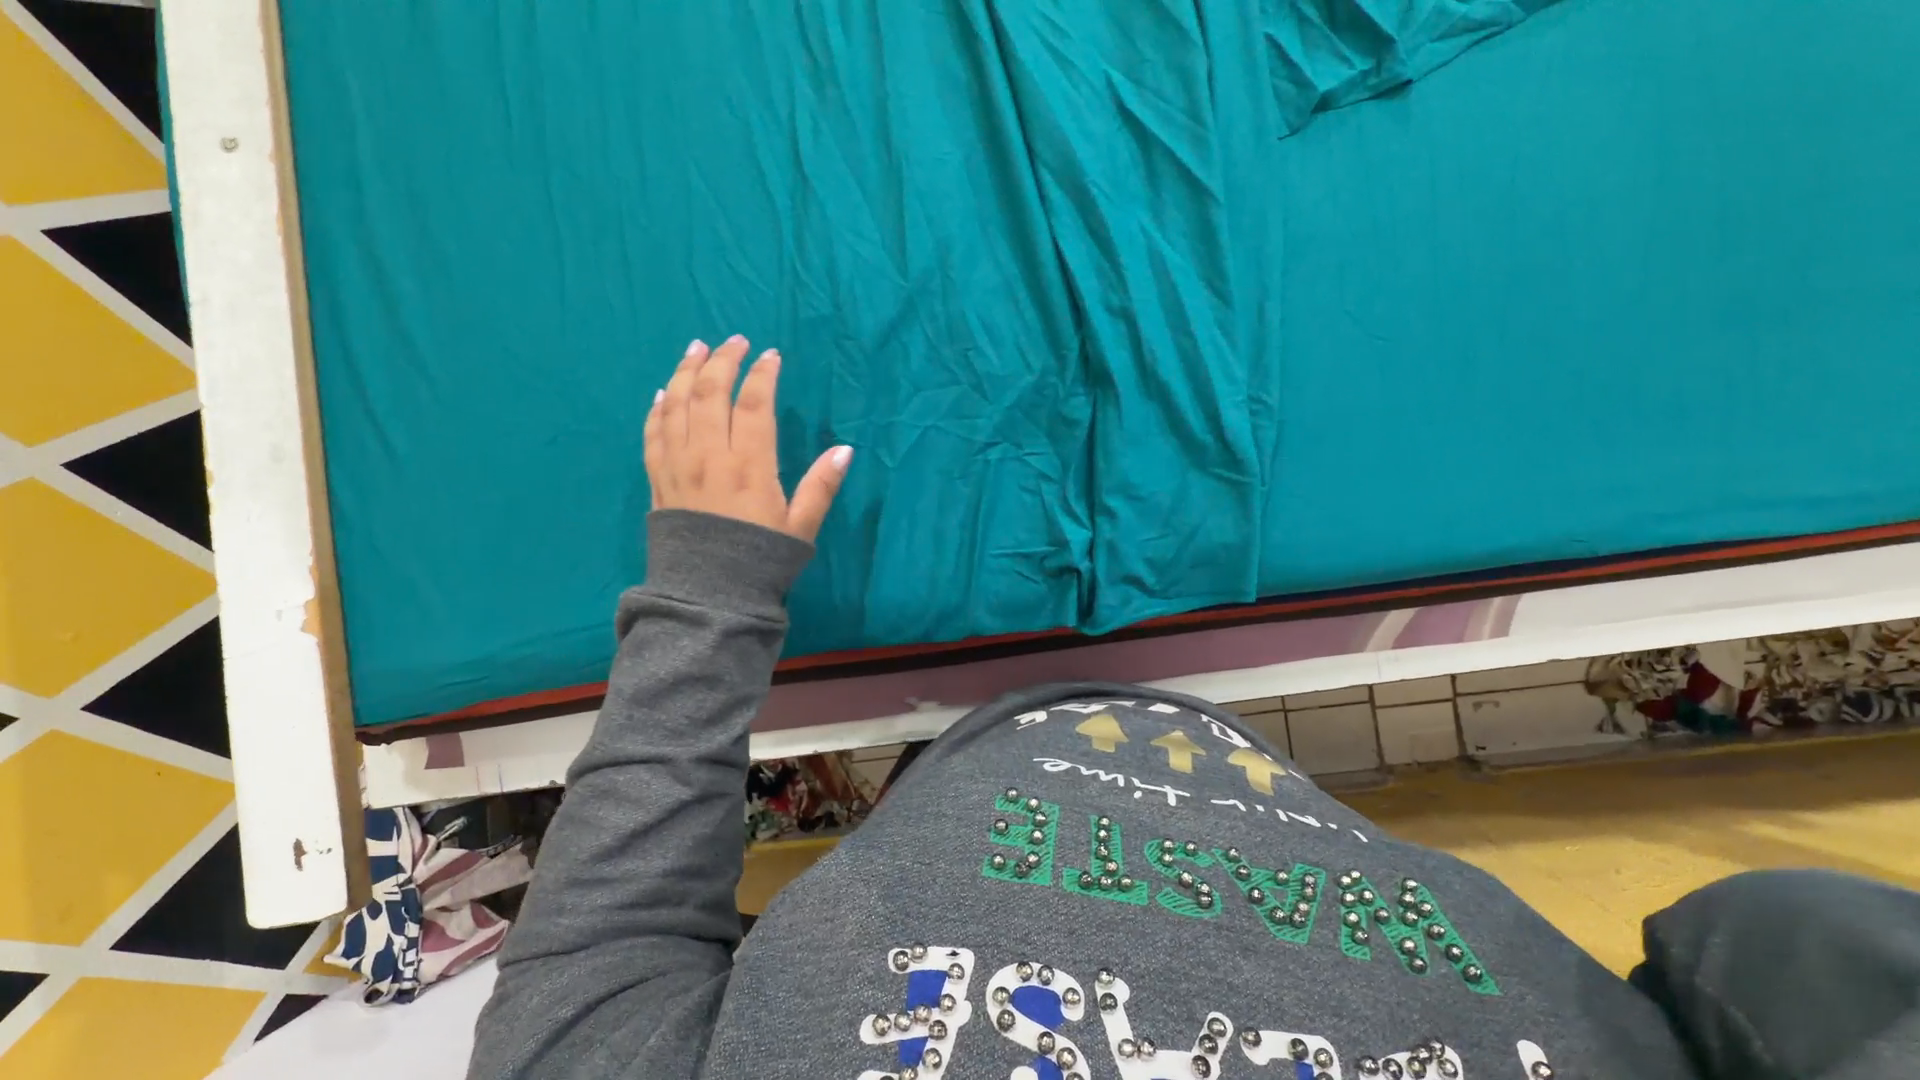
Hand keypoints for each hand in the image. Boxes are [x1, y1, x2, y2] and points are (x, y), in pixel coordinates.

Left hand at [644, 336, 850, 542]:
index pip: (753, 405)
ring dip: (687, 372)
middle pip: (711, 394)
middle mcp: (710, 456)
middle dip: (723, 361)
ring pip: (678, 405)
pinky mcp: (659, 479)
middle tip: (734, 341)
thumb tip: (845, 450)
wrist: (709, 595)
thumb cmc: (760, 560)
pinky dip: (659, 408)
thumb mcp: (801, 526)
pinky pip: (653, 434)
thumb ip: (822, 486)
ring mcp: (679, 466)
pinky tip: (665, 392)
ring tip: (696, 349)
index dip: (762, 375)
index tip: (771, 356)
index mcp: (749, 465)